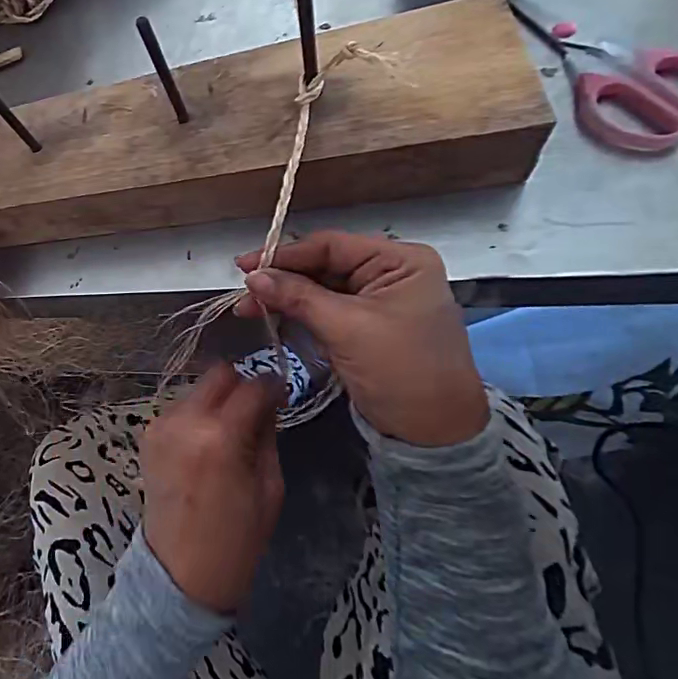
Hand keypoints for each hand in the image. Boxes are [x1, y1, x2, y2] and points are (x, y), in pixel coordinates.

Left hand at [141, 364, 285, 614]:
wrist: (181, 574)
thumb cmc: (236, 539)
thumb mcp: (269, 487)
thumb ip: (266, 435)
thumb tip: (268, 402)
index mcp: (220, 436)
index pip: (253, 386)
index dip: (272, 386)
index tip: (281, 394)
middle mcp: (184, 420)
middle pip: (219, 374)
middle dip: (241, 385)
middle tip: (255, 408)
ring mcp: (161, 425)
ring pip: (197, 388)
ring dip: (217, 400)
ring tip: (229, 431)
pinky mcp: (148, 435)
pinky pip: (180, 409)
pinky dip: (197, 415)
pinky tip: (205, 443)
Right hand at [234, 231, 487, 446]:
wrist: (434, 433)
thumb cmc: (400, 370)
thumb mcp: (346, 328)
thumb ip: (298, 297)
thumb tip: (253, 276)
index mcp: (400, 260)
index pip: (332, 246)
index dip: (285, 254)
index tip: (245, 265)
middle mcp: (391, 271)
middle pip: (324, 265)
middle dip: (282, 278)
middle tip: (243, 291)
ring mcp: (377, 299)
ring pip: (320, 287)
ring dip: (285, 296)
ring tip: (248, 307)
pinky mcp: (365, 324)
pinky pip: (325, 308)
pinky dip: (298, 312)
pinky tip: (271, 315)